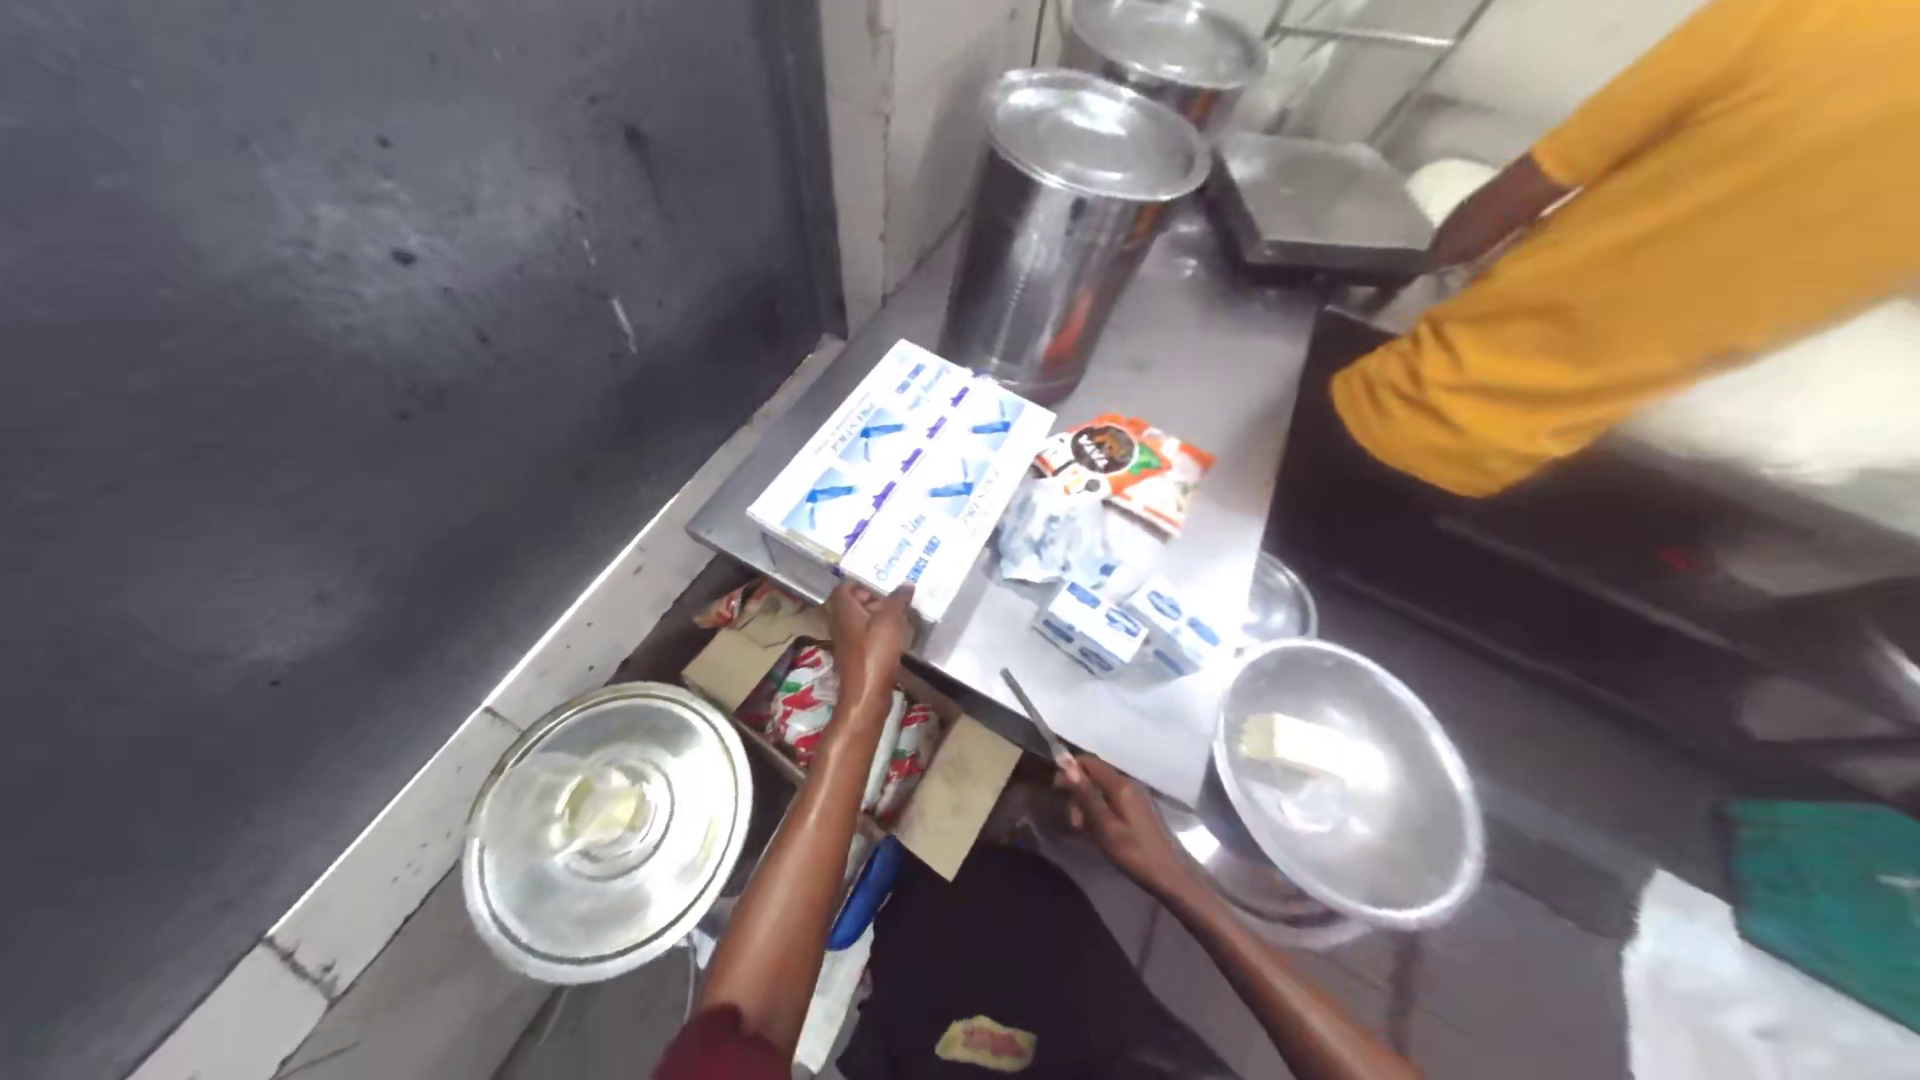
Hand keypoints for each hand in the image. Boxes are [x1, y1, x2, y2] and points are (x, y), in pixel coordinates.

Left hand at [826, 584, 912, 716]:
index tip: (881, 585)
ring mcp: (847, 641)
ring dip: (878, 616)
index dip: (860, 583)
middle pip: (853, 604)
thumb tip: (906, 584)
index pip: (844, 588)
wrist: (866, 692)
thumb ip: (897, 600)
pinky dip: (878, 632)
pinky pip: (865, 636)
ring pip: (860, 621)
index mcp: (843, 610)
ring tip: (900, 615)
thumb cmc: (875, 651)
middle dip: (874, 599)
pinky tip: (896, 636)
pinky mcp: (856, 656)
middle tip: (896, 598)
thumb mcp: (890, 620)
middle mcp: (840, 623)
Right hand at [1057, 755, 1197, 900]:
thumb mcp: (1104, 825)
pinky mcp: (1138, 808)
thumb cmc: (1133, 852)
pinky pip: (1112, 799)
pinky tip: (1098, 830)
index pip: (1089, 762)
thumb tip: (1066, 762)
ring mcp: (1136, 796)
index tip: (1057, 789)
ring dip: (1088, 803)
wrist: (1170, 876)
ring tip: (1083, 829)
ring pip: (1103, 789)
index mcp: (1121, 785)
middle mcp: (1129, 784)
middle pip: (1095, 775)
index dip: (1070, 770)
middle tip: (1073, 819)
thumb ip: (1086, 793)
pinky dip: (1100, 810)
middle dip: (1079, 791)